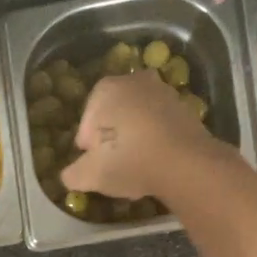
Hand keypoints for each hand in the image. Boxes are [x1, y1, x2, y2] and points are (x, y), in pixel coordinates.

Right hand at [61, 72, 222, 199]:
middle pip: (112, 117)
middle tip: (112, 165)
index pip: (86, 121)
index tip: (94, 164)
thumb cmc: (130, 161)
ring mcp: (162, 90)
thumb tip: (70, 174)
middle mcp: (134, 81)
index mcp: (106, 90)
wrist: (186, 164)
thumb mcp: (89, 175)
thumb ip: (72, 174)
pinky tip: (152, 163)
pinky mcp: (183, 106)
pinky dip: (152, 140)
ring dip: (131, 140)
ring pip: (135, 120)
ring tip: (133, 166)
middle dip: (110, 139)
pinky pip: (157, 124)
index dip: (88, 146)